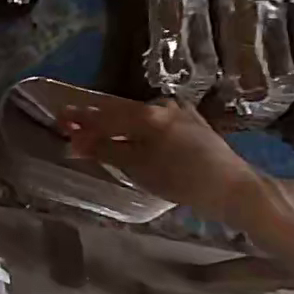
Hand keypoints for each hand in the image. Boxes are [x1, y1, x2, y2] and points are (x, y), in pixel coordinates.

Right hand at [57, 97, 259, 206]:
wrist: (234, 189)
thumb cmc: (183, 181)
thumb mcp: (138, 168)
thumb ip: (105, 151)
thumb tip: (75, 142)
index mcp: (147, 114)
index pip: (104, 115)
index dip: (80, 120)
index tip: (59, 119)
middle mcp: (162, 105)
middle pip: (120, 110)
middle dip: (95, 118)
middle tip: (72, 122)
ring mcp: (180, 111)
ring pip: (138, 114)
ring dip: (116, 122)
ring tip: (99, 130)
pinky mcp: (192, 122)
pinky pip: (155, 120)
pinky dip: (138, 126)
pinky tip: (134, 135)